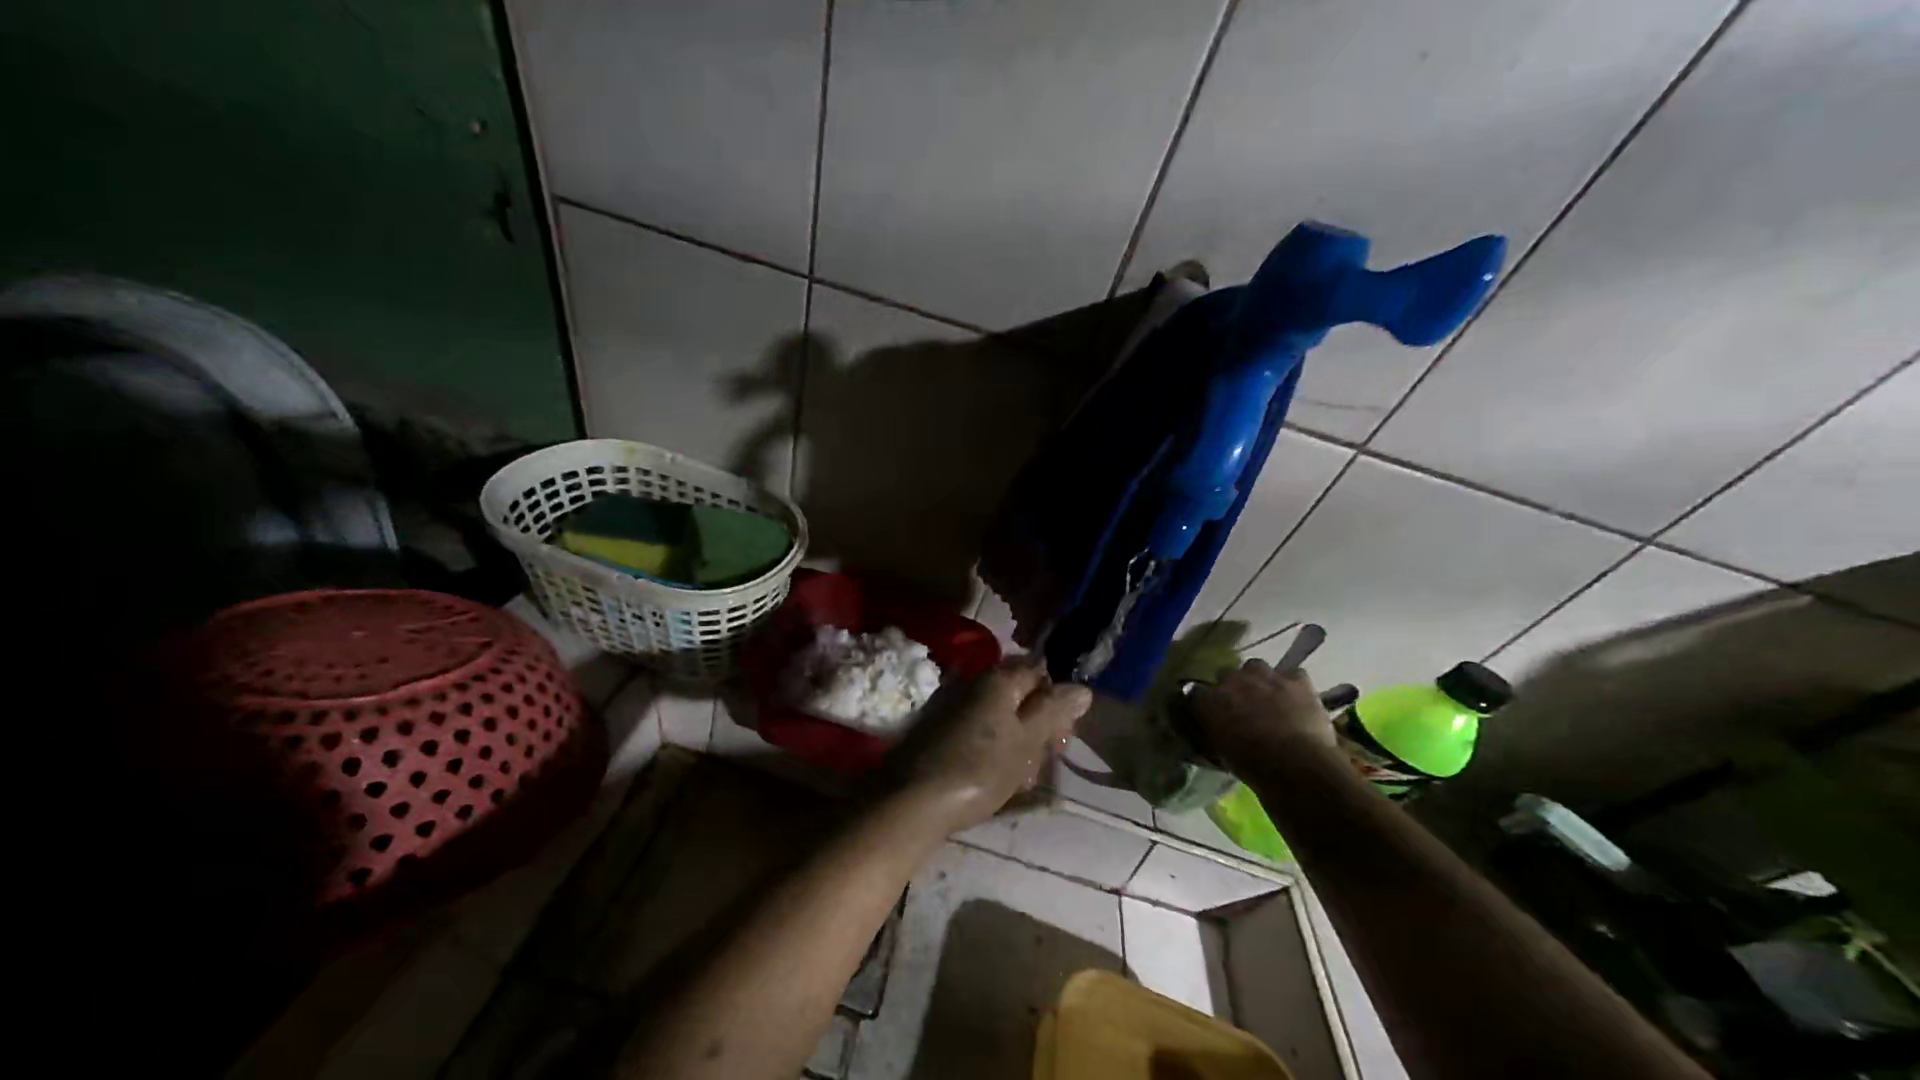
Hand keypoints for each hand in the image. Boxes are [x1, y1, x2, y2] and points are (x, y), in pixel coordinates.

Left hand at [892, 661, 1091, 834]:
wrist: (911, 800)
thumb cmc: (978, 769)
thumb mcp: (1026, 742)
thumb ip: (1054, 712)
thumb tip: (1082, 688)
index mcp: (998, 679)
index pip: (1039, 670)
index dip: (1057, 699)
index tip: (1063, 735)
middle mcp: (973, 682)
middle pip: (1019, 694)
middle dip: (1038, 725)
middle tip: (1045, 760)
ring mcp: (953, 705)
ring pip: (999, 716)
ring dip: (1018, 743)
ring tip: (1021, 779)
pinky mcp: (938, 730)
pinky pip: (978, 731)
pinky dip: (993, 750)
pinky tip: (996, 779)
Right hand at [1188, 659, 1336, 775]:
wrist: (1297, 765)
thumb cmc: (1253, 766)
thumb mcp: (1220, 754)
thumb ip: (1212, 734)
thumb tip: (1213, 730)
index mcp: (1209, 700)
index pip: (1194, 692)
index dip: (1204, 703)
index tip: (1209, 714)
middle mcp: (1234, 680)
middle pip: (1225, 674)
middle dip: (1231, 688)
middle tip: (1240, 708)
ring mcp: (1266, 677)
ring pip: (1256, 667)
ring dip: (1258, 680)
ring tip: (1267, 699)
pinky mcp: (1297, 680)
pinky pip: (1292, 675)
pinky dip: (1292, 685)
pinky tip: (1296, 700)